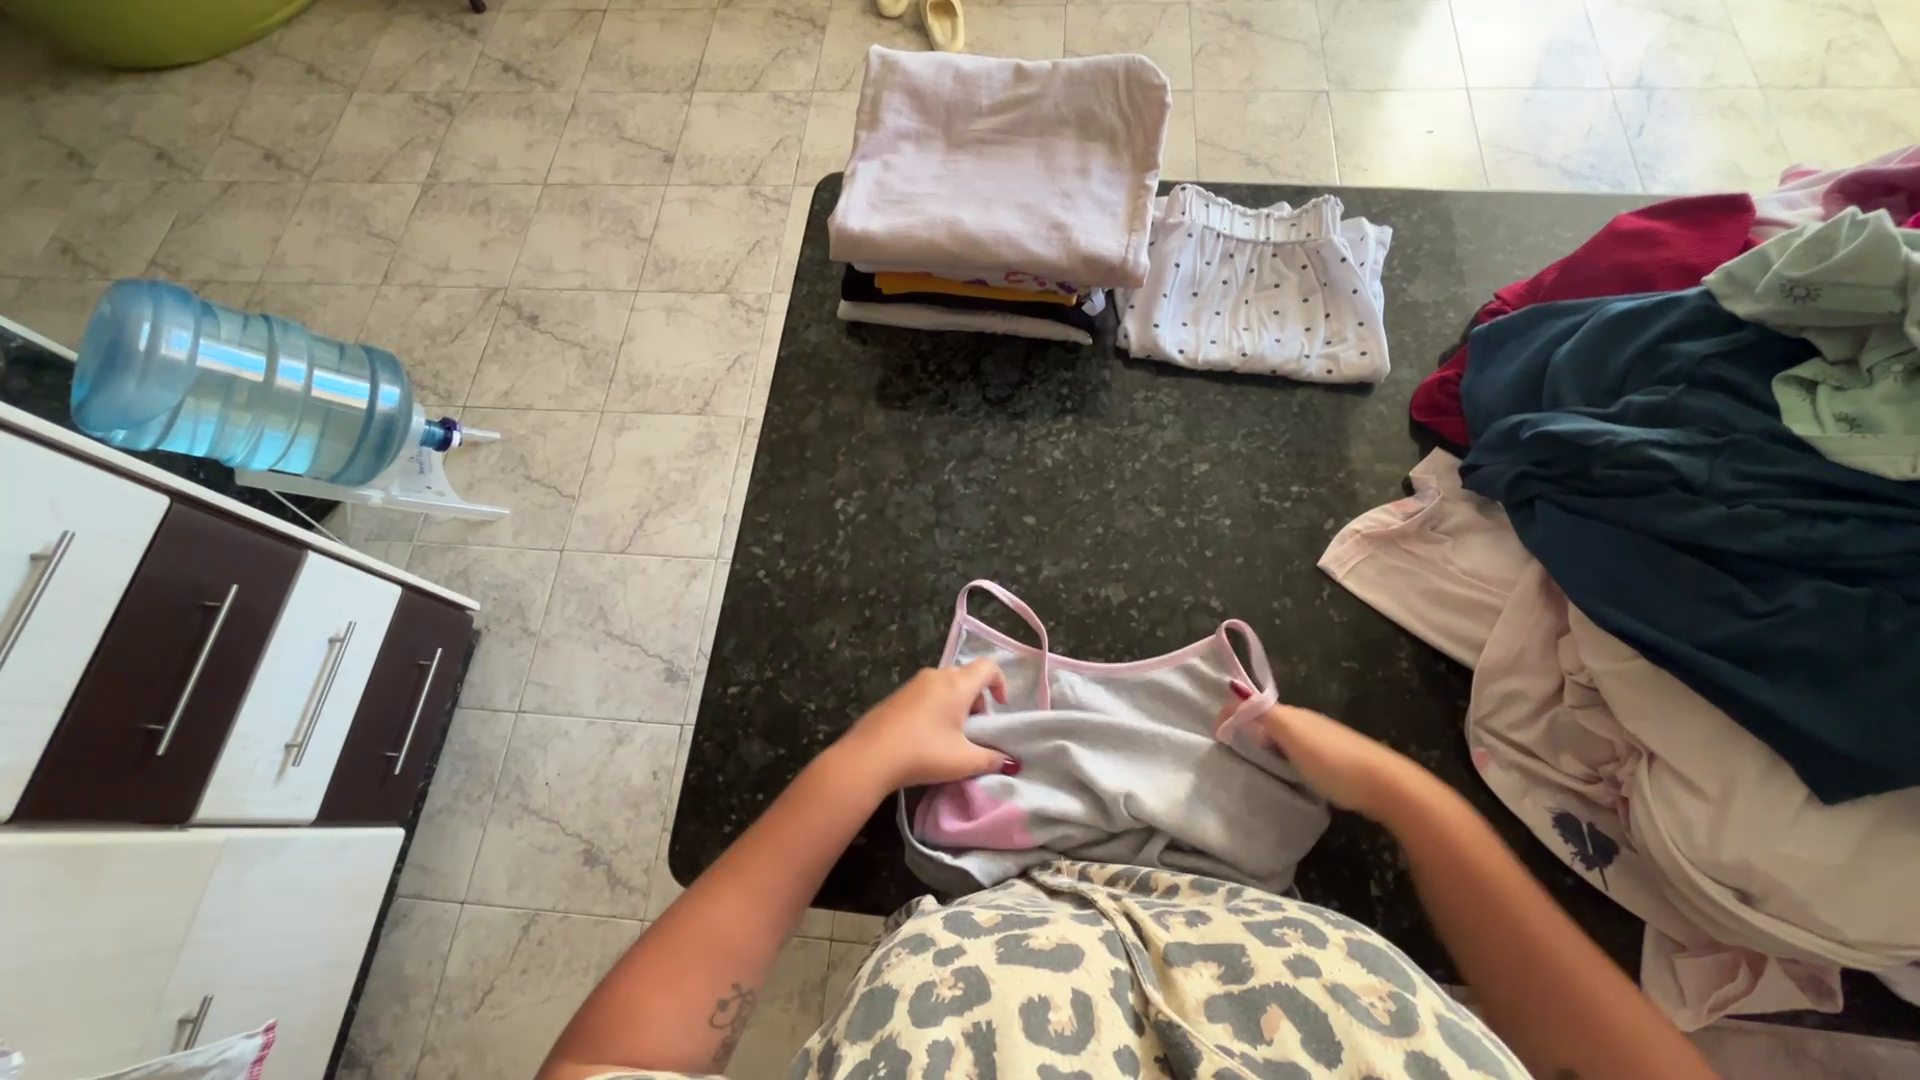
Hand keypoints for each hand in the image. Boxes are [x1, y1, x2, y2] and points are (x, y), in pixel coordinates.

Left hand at [835, 660, 1014, 791]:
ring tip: (952, 735)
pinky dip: (936, 707)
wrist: (868, 757)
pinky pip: (925, 694)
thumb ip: (991, 759)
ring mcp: (912, 684)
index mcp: (956, 685)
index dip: (1000, 683)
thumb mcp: (963, 761)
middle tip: (976, 728)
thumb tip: (1009, 762)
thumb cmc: (923, 753)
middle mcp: (935, 676)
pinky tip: (927, 736)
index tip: (1001, 708)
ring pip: (944, 685)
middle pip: (965, 676)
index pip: (988, 667)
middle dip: (977, 699)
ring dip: (956, 704)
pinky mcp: (895, 696)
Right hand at [1220, 682, 1431, 819]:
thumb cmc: (1332, 759)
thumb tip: (1233, 694)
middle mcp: (1306, 722)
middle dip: (1246, 729)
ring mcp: (1321, 742)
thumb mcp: (1291, 733)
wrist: (1384, 785)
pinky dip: (1281, 759)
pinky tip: (1283, 775)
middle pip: (1267, 720)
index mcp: (1293, 713)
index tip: (1216, 738)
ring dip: (1264, 746)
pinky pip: (1295, 754)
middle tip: (1230, 751)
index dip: (1232, 715)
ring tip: (1252, 765)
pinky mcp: (1332, 762)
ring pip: (1282, 738)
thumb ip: (1262, 714)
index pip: (1253, 704)